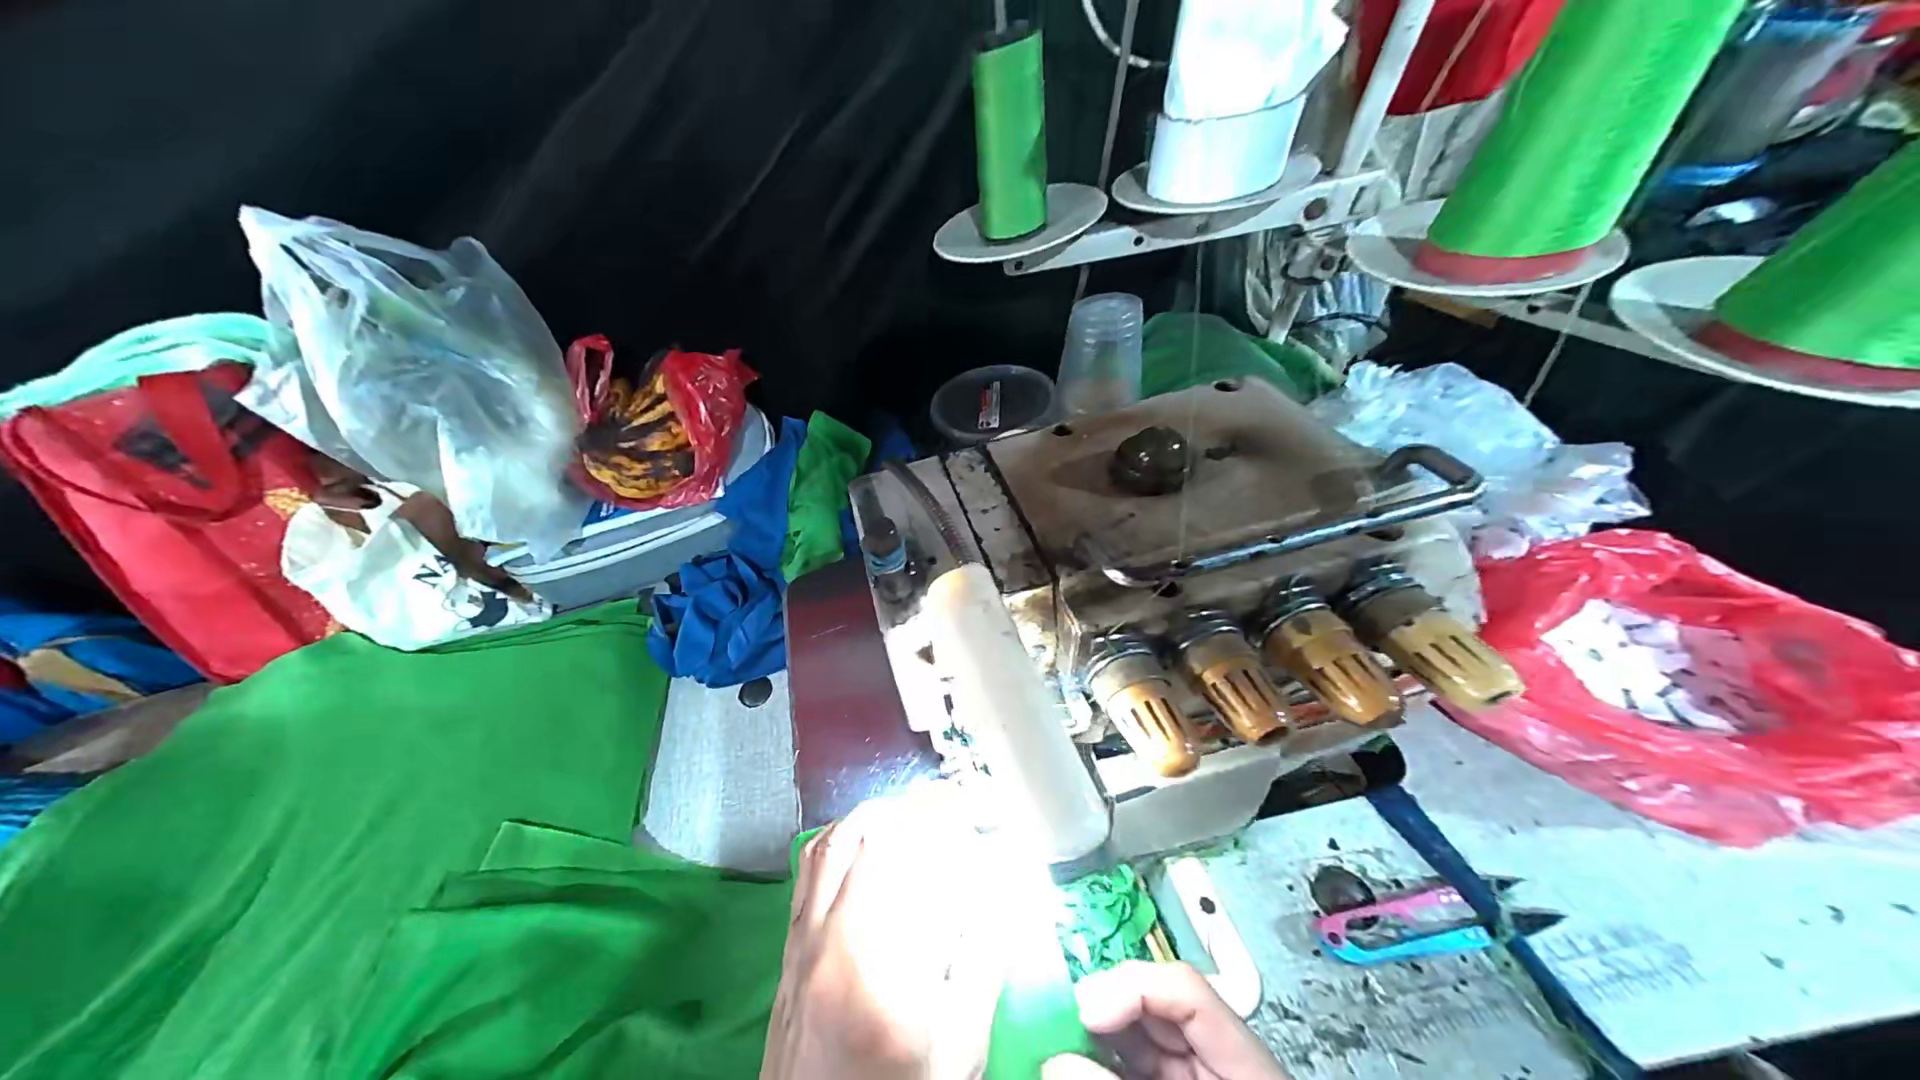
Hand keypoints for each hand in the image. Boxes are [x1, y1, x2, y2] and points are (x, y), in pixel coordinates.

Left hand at [761, 795, 1004, 1079]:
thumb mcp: (957, 1050)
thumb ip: (983, 966)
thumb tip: (1003, 895)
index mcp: (883, 972)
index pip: (927, 869)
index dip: (962, 833)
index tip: (988, 819)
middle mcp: (833, 942)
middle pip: (877, 841)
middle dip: (925, 811)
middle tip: (960, 804)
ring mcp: (804, 939)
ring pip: (837, 842)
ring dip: (881, 813)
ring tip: (917, 808)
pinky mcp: (789, 946)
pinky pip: (809, 867)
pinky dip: (842, 834)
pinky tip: (865, 834)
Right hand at [1041, 961, 1289, 1079]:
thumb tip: (1055, 1062)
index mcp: (1247, 1070)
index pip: (1186, 993)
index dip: (1131, 989)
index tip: (1081, 1014)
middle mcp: (1219, 1066)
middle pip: (1157, 1009)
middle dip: (1103, 1010)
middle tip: (1054, 1027)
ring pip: (1137, 1039)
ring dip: (1094, 1039)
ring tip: (1056, 1046)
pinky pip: (1133, 1070)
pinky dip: (1100, 1067)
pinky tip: (1074, 1066)